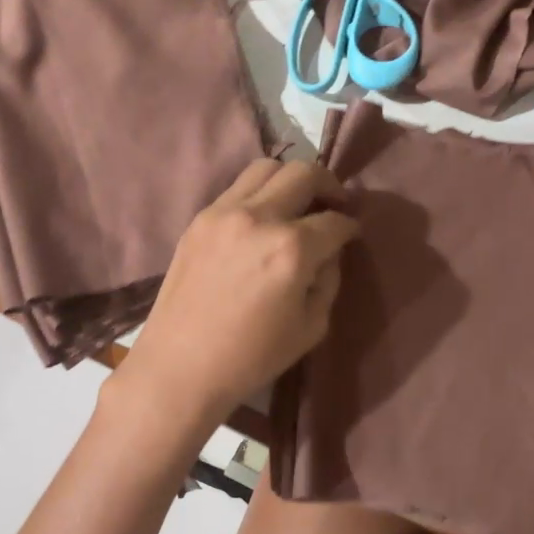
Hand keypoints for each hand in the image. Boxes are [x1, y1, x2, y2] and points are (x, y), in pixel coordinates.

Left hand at [112, 158, 358, 426]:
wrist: (181, 366)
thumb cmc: (252, 357)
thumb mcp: (312, 326)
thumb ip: (328, 279)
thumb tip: (329, 252)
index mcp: (291, 249)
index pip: (334, 221)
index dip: (350, 227)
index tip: (352, 233)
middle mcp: (259, 218)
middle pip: (304, 173)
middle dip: (328, 185)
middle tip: (334, 205)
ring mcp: (223, 213)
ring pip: (267, 167)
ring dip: (291, 179)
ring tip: (298, 203)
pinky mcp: (200, 219)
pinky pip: (238, 188)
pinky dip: (259, 193)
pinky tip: (264, 219)